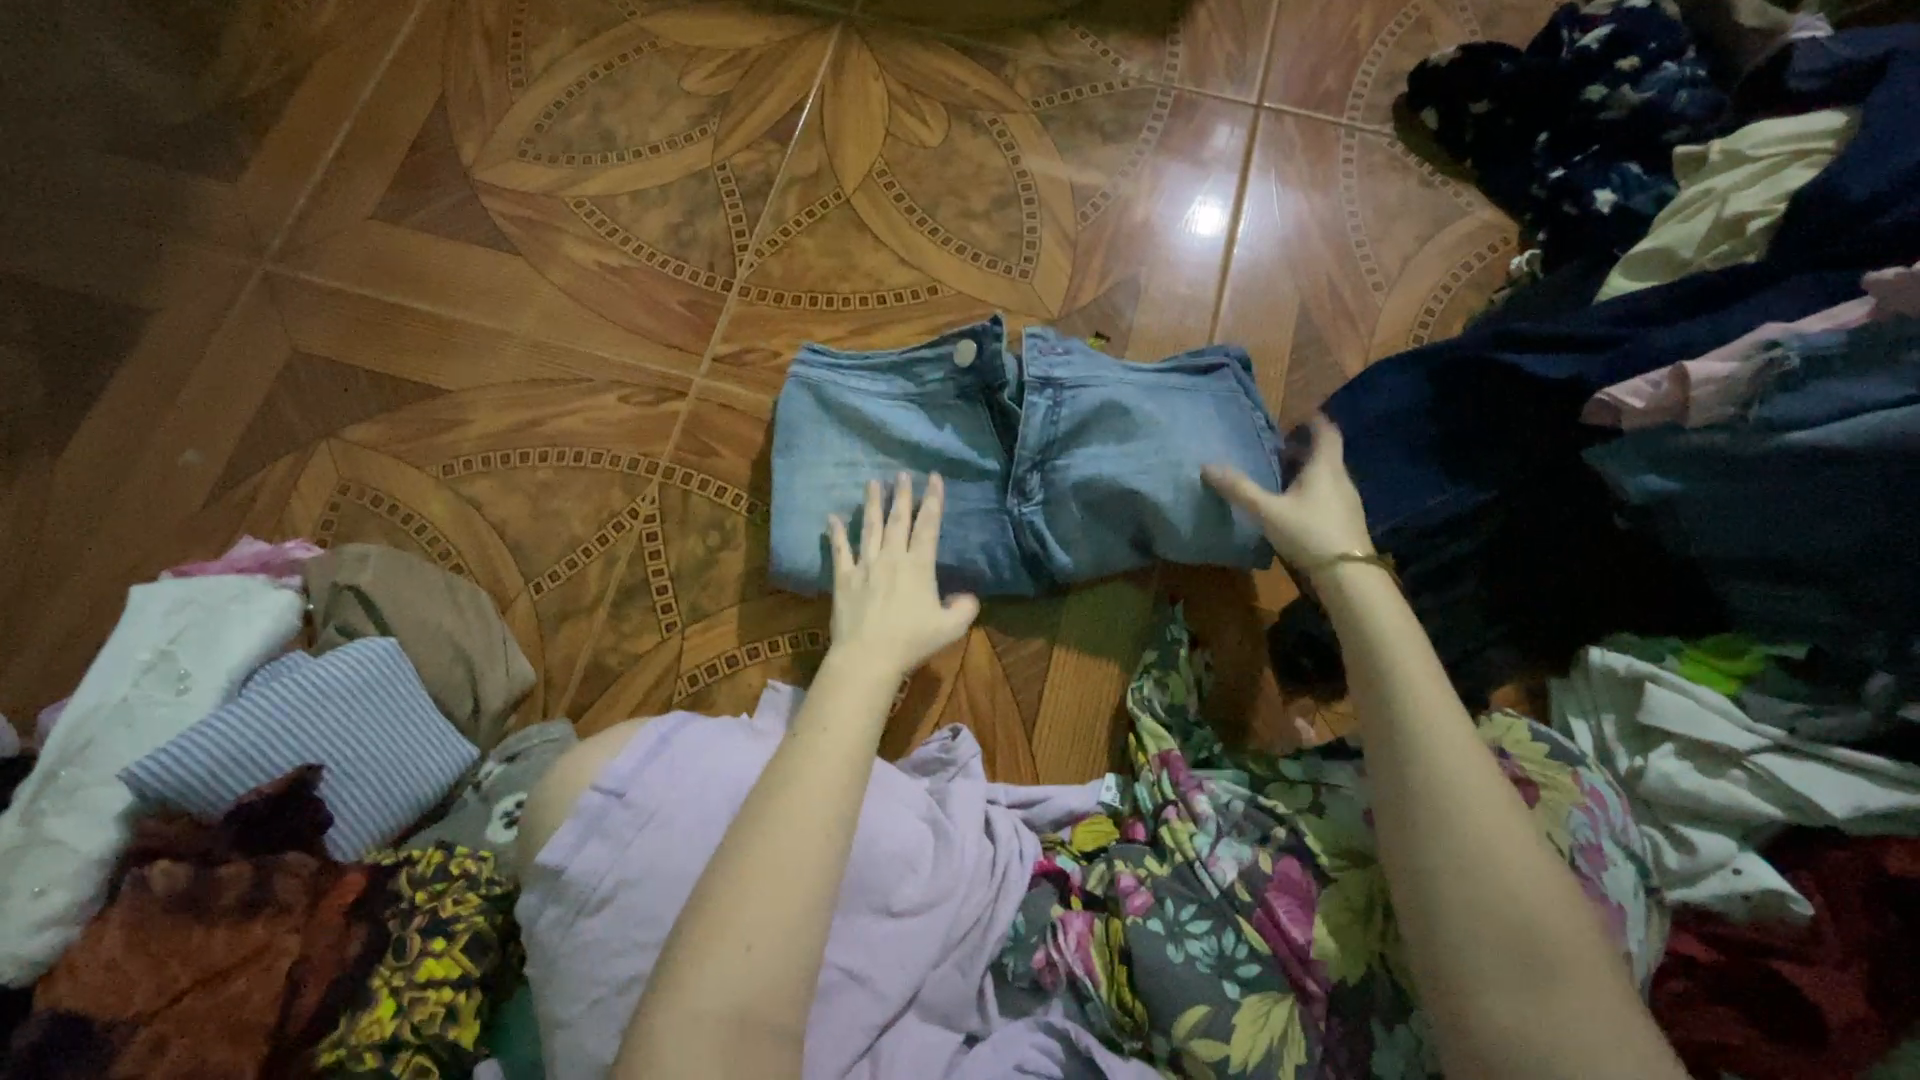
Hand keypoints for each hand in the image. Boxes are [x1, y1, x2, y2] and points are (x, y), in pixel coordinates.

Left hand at [825, 471, 979, 679]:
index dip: (933, 500)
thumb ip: (965, 608)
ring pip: (869, 527)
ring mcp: (864, 566)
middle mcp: (891, 558)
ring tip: (873, 482)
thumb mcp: (950, 628)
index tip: (934, 478)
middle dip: (902, 495)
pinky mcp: (843, 579)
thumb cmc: (911, 642)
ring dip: (873, 504)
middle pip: (898, 520)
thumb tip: (969, 596)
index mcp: (918, 566)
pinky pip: (840, 550)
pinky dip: (836, 533)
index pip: (928, 526)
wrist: (868, 656)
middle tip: (902, 473)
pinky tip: (832, 517)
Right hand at [1202, 414, 1373, 569]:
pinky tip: (1294, 506)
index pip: (1325, 431)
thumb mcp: (1267, 511)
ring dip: (1306, 471)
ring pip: (1326, 476)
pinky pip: (1328, 494)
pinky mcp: (1346, 520)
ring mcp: (1346, 501)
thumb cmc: (1308, 532)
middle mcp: (1340, 478)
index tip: (1297, 415)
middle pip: (1325, 454)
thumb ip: (1239, 489)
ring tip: (1281, 476)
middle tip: (1278, 448)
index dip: (1313, 420)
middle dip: (1302, 448)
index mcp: (1325, 467)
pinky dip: (1312, 490)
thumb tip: (1207, 466)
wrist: (1348, 574)